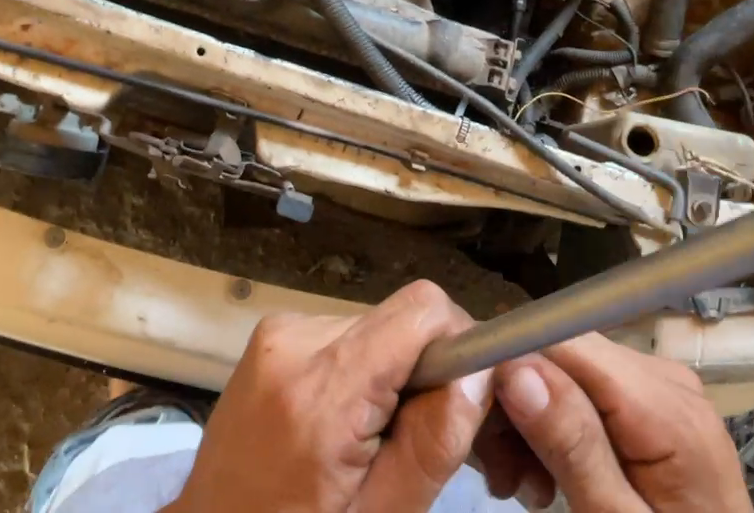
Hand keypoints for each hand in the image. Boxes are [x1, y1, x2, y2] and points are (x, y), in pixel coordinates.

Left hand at [168, 280, 494, 512]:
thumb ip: (433, 442)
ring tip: (370, 433)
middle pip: (401, 318)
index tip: (460, 400)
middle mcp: (295, 338)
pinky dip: (359, 367)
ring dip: (390, 369)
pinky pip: (344, 332)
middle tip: (411, 436)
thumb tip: (482, 371)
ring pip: (376, 324)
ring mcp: (278, 330)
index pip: (421, 310)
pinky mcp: (272, 332)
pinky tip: (341, 416)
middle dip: (424, 368)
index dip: (458, 345)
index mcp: (321, 389)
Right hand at [473, 333, 750, 511]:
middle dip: (515, 404)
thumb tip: (516, 367)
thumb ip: (574, 448)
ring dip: (527, 421)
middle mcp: (662, 375)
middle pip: (560, 355)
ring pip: (562, 372)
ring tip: (518, 485)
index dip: (508, 362)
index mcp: (665, 404)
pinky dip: (551, 426)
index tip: (475, 416)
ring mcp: (657, 387)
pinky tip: (543, 475)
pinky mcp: (648, 403)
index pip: (564, 340)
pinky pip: (582, 392)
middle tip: (498, 476)